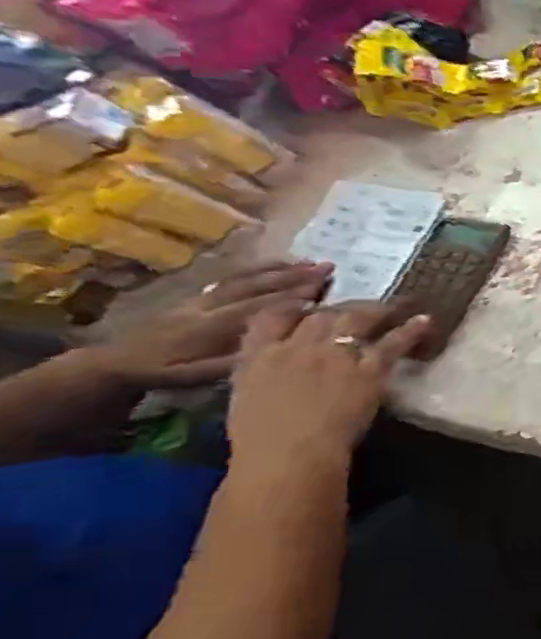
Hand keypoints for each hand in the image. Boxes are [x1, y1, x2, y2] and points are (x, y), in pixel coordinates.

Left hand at [90, 261, 333, 388]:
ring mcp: (200, 298)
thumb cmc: (166, 374)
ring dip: (278, 268)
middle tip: (327, 267)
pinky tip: (274, 265)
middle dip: (294, 276)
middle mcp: (208, 306)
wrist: (116, 363)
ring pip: (243, 278)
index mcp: (211, 326)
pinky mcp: (195, 295)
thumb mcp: (200, 377)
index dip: (293, 297)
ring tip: (309, 261)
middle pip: (255, 286)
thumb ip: (238, 361)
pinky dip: (255, 268)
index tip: (324, 288)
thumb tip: (281, 348)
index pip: (260, 307)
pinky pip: (229, 278)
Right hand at [227, 301, 432, 465]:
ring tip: (400, 304)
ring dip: (379, 310)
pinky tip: (425, 321)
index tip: (310, 303)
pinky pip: (392, 343)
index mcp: (259, 356)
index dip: (294, 306)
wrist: (290, 451)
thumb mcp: (247, 396)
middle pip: (322, 315)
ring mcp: (335, 356)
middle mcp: (298, 348)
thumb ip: (263, 373)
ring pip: (357, 321)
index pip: (272, 316)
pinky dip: (410, 330)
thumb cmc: (262, 436)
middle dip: (343, 308)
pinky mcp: (368, 370)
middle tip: (362, 307)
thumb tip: (280, 368)